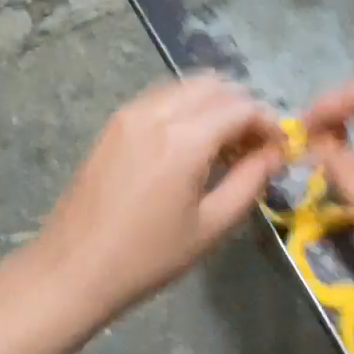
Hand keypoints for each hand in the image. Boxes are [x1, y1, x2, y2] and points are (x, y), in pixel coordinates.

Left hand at [35, 74, 282, 310]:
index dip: (268, 123)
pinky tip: (191, 148)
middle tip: (254, 147)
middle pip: (215, 85)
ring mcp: (130, 113)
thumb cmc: (147, 256)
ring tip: (225, 148)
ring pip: (187, 87)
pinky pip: (163, 98)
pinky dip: (187, 109)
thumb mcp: (210, 226)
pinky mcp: (114, 123)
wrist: (72, 268)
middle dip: (243, 108)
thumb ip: (249, 182)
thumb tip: (275, 154)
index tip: (281, 149)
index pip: (242, 107)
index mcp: (184, 138)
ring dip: (215, 105)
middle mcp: (157, 112)